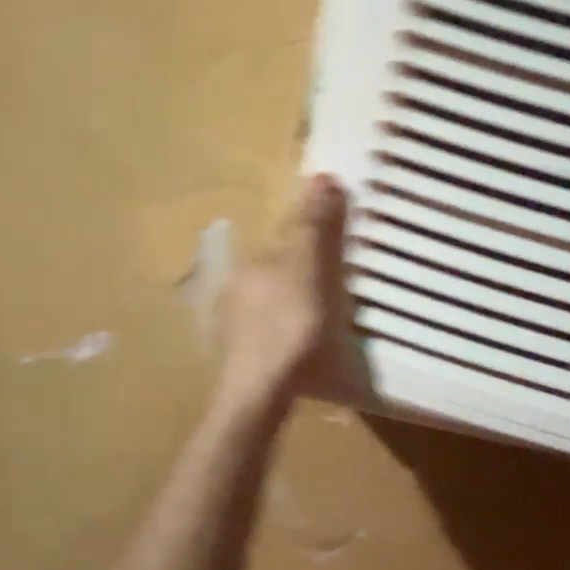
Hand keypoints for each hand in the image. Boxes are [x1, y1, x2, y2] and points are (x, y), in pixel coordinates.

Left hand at [215, 174, 348, 406]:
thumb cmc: (288, 323)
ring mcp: (232, 327)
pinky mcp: (240, 359)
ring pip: (268, 303)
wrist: (260, 392)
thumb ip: (313, 224)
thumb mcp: (307, 266)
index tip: (336, 242)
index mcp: (249, 262)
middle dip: (298, 270)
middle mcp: (233, 289)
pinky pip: (269, 334)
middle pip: (274, 270)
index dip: (308, 234)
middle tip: (335, 279)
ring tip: (324, 313)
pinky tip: (302, 345)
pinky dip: (286, 331)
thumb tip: (322, 176)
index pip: (280, 236)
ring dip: (291, 302)